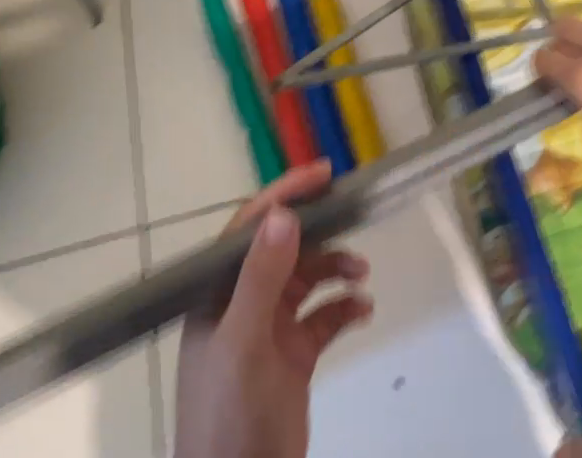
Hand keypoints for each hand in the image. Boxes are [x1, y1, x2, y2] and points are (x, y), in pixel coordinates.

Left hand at [173, 161, 372, 457]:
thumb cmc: (227, 408)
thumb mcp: (242, 340)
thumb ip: (262, 277)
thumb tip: (284, 214)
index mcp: (218, 290)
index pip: (251, 227)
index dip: (285, 195)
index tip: (324, 173)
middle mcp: (243, 301)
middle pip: (285, 248)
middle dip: (320, 231)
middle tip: (355, 211)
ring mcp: (270, 328)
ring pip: (308, 279)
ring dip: (336, 268)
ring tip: (361, 273)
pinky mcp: (295, 356)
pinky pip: (325, 318)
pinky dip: (345, 307)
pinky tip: (363, 309)